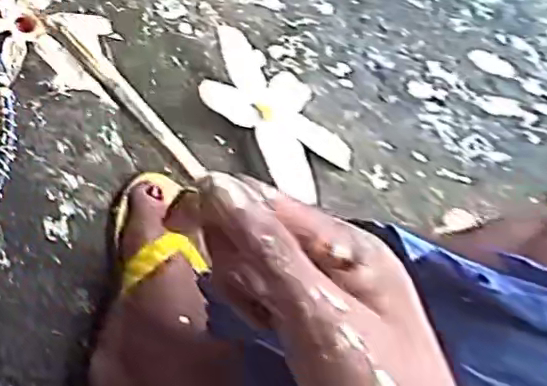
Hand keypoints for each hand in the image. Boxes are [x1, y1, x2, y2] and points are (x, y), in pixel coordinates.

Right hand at [191, 173, 455, 385]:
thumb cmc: (370, 385)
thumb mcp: (318, 314)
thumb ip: (266, 245)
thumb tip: (212, 181)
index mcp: (347, 241)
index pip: (257, 194)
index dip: (214, 204)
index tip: (175, 225)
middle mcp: (333, 252)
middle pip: (247, 219)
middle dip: (231, 252)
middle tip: (245, 294)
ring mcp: (320, 281)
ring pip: (245, 250)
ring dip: (236, 278)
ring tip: (257, 315)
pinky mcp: (305, 307)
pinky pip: (254, 280)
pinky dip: (244, 296)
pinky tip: (260, 321)